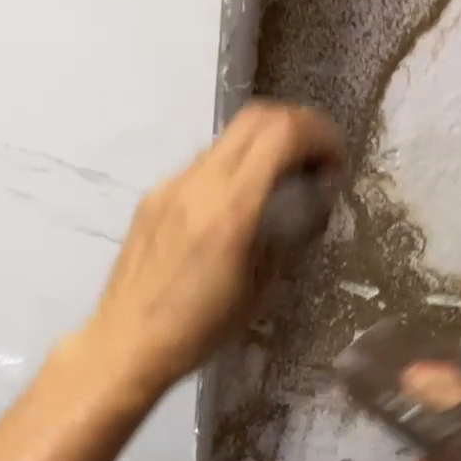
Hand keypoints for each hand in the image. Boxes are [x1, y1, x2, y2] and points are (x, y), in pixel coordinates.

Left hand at [83, 100, 342, 391]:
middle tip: (313, 162)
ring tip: (276, 186)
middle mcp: (197, 183)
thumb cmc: (200, 329)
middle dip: (295, 128)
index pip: (282, 131)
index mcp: (230, 207)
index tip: (335, 164)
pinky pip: (200, 167)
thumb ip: (285, 234)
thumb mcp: (260, 288)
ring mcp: (169, 187)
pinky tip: (232, 210)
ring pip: (226, 140)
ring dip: (260, 148)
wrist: (126, 342)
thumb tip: (304, 203)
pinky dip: (229, 170)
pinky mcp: (151, 199)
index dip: (320, 134)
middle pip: (256, 117)